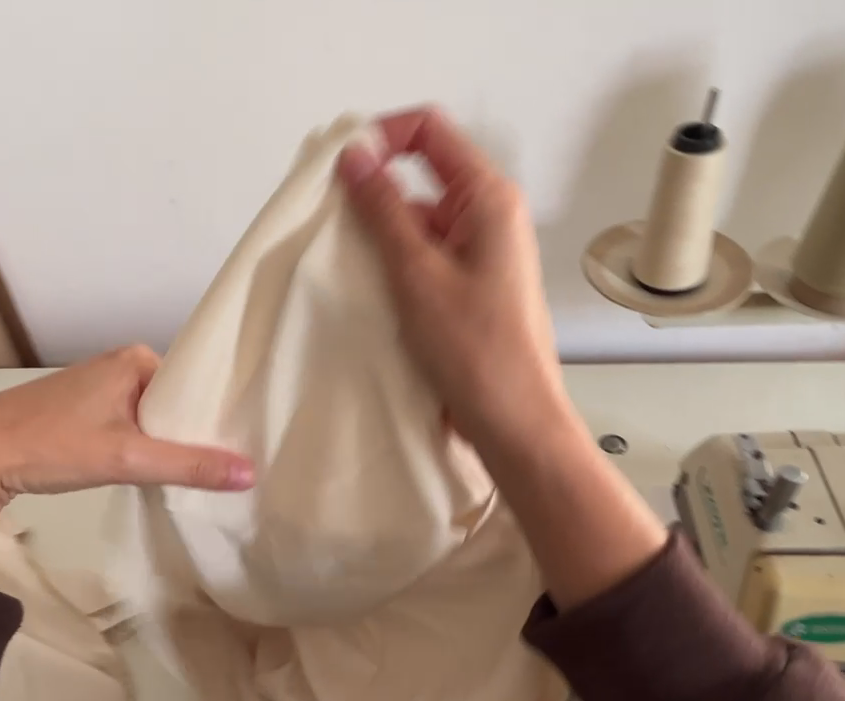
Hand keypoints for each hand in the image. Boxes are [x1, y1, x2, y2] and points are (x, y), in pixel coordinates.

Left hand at [0, 345, 254, 576]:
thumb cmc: (51, 444)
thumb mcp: (128, 458)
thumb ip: (189, 466)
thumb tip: (250, 474)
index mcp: (137, 359)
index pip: (198, 386)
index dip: (221, 417)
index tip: (248, 445)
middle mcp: (121, 366)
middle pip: (179, 404)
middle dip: (199, 434)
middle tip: (232, 466)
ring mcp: (102, 389)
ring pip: (156, 419)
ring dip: (173, 445)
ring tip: (206, 472)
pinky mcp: (87, 414)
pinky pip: (135, 427)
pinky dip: (149, 449)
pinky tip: (162, 471)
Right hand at [340, 108, 666, 607]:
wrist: (514, 424)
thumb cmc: (476, 351)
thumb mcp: (418, 275)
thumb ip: (383, 211)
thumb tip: (354, 155)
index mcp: (488, 199)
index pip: (429, 132)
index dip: (381, 138)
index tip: (339, 171)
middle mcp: (490, 220)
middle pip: (421, 180)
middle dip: (373, 199)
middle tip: (330, 229)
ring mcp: (482, 258)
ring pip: (419, 227)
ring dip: (381, 243)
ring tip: (349, 272)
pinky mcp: (471, 293)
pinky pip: (426, 264)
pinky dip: (396, 274)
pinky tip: (373, 299)